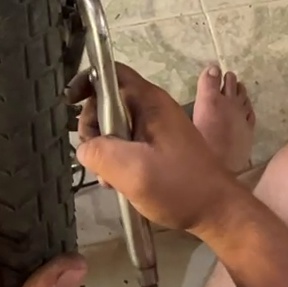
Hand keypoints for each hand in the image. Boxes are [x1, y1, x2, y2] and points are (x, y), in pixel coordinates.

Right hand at [74, 64, 251, 235]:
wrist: (218, 212)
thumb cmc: (179, 187)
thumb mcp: (132, 170)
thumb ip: (99, 153)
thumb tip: (84, 148)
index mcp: (150, 102)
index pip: (112, 73)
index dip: (87, 82)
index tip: (69, 105)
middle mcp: (153, 108)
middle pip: (108, 102)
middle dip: (94, 128)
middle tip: (96, 158)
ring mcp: (157, 127)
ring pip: (116, 125)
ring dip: (104, 148)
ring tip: (110, 178)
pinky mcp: (159, 146)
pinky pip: (128, 142)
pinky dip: (118, 158)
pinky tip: (119, 181)